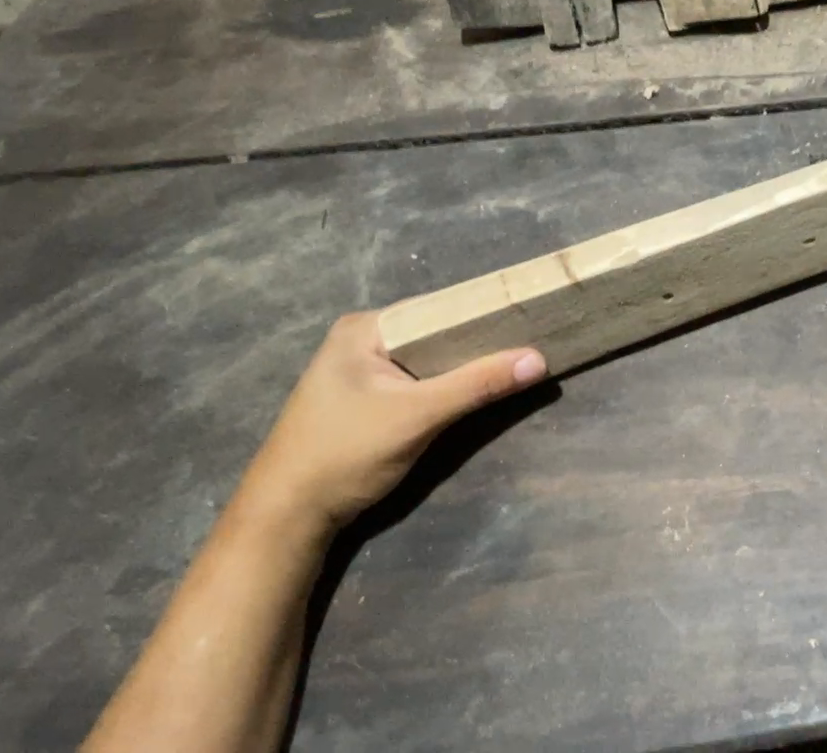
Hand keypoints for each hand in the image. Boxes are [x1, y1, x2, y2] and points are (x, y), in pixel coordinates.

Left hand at [235, 312, 546, 532]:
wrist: (287, 519)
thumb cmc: (344, 454)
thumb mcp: (418, 416)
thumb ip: (478, 384)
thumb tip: (540, 358)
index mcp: (366, 328)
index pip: (441, 308)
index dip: (487, 313)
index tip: (534, 318)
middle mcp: (366, 341)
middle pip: (440, 334)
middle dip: (482, 343)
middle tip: (536, 343)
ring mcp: (368, 372)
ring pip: (435, 360)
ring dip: (471, 368)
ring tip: (521, 362)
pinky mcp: (374, 400)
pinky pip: (426, 381)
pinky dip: (454, 386)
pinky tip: (485, 390)